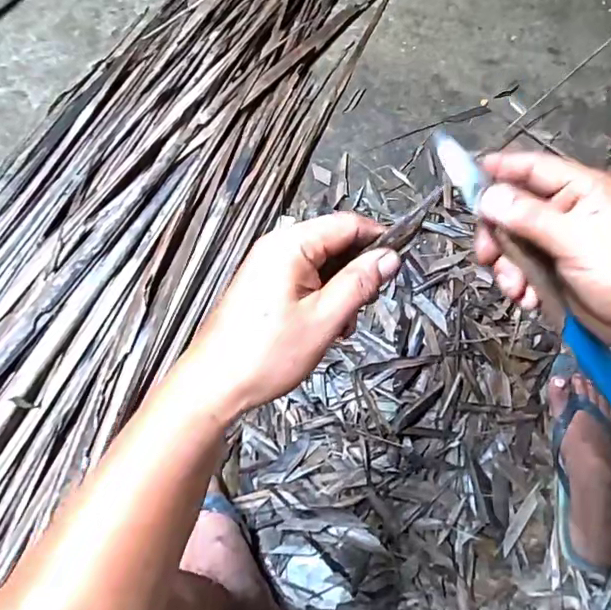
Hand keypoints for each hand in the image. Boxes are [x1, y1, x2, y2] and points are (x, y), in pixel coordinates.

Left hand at [177, 213, 398, 419]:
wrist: (214, 386)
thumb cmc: (258, 356)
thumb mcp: (325, 319)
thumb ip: (361, 283)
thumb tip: (387, 259)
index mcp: (290, 246)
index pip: (348, 223)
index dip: (378, 241)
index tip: (396, 262)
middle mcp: (277, 248)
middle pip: (337, 242)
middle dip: (359, 271)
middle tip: (366, 301)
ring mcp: (270, 265)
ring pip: (325, 263)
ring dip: (342, 289)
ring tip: (340, 323)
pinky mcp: (267, 284)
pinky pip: (308, 278)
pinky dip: (324, 297)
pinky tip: (324, 325)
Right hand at [472, 151, 610, 350]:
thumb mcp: (577, 241)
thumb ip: (529, 217)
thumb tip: (487, 195)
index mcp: (580, 189)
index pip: (531, 167)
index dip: (499, 170)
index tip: (466, 178)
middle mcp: (566, 209)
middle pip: (511, 208)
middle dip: (496, 234)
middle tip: (487, 256)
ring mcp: (558, 241)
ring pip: (511, 242)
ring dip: (506, 266)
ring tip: (516, 289)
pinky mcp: (554, 270)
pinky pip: (521, 268)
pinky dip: (518, 283)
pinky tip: (529, 300)